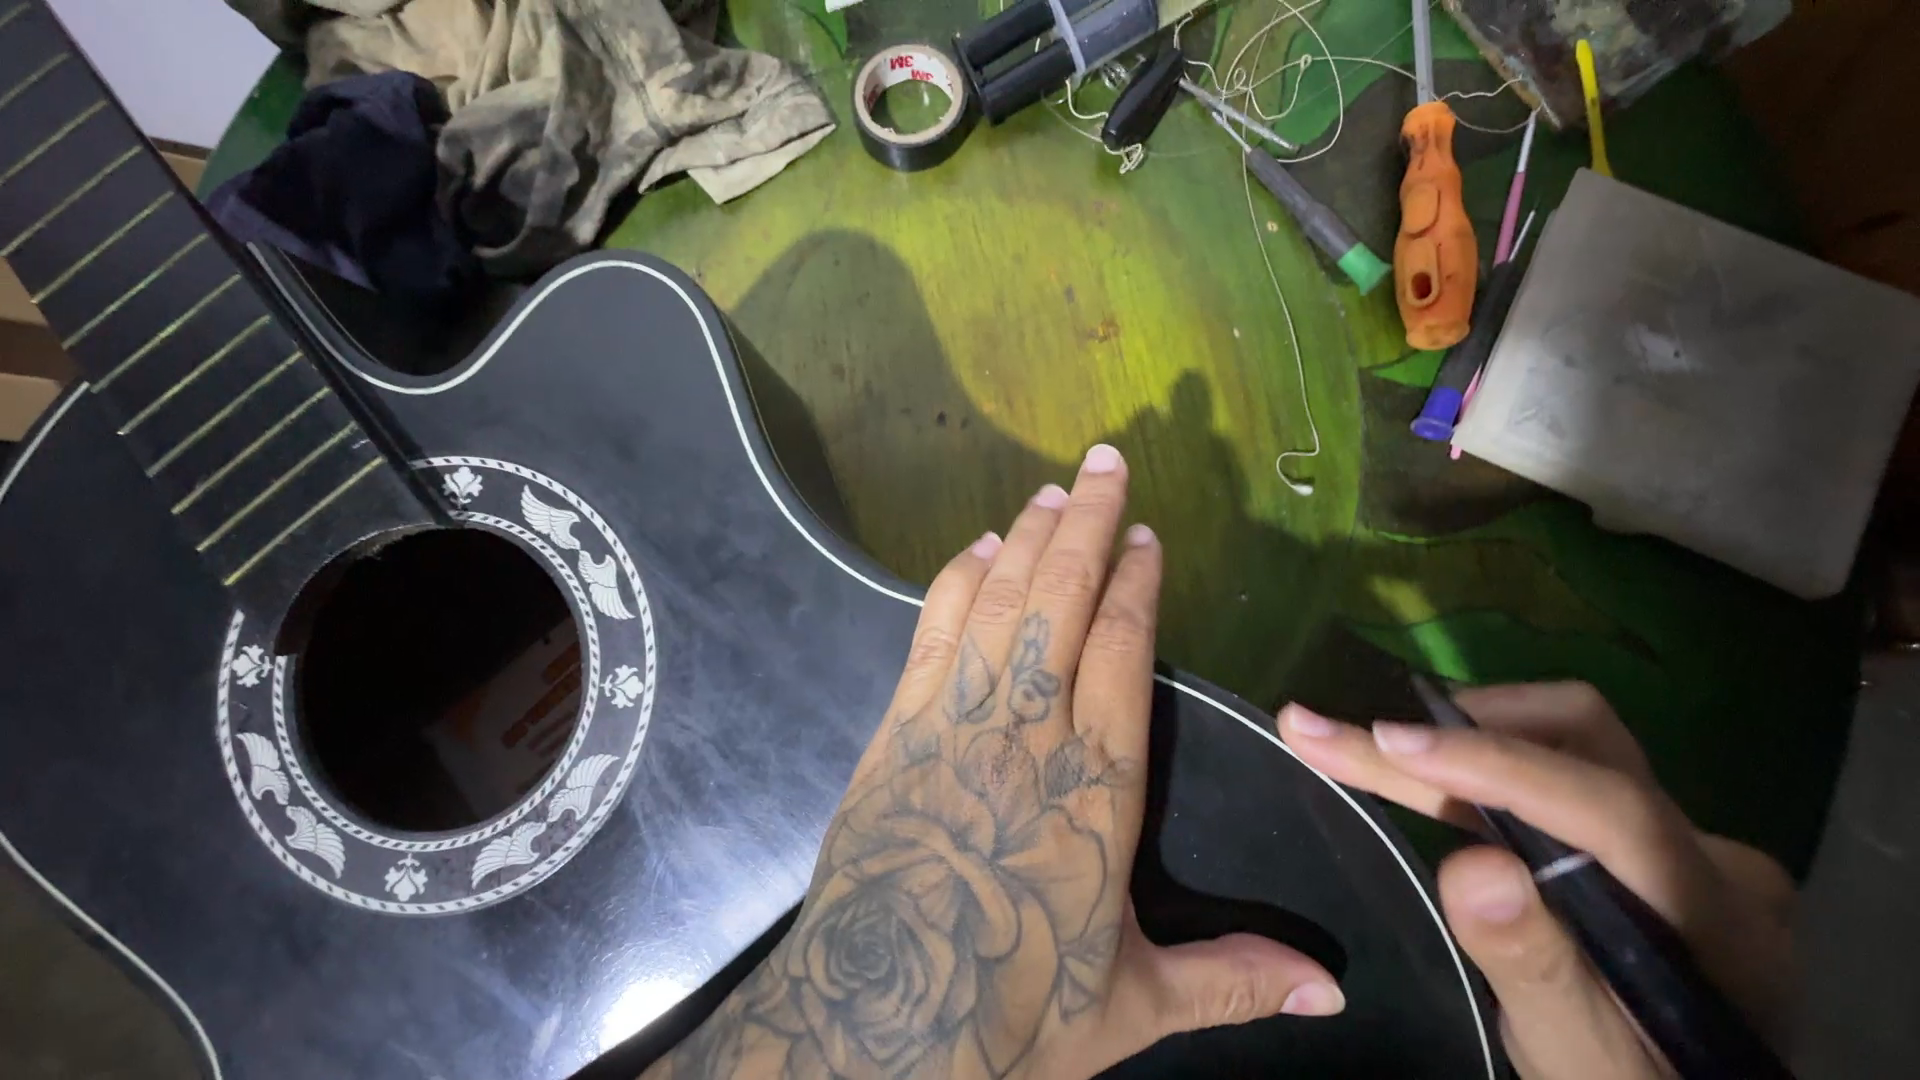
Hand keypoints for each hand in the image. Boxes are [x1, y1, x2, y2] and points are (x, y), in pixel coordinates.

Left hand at [650, 446, 1343, 1079]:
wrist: (879, 1023)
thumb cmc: (1010, 1012)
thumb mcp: (1133, 1007)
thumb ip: (1231, 979)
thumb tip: (1332, 990)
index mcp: (1098, 785)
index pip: (1122, 651)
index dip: (1136, 585)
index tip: (1149, 537)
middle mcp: (1029, 732)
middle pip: (1063, 603)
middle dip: (1089, 526)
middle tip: (1107, 462)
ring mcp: (956, 721)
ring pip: (1003, 605)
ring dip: (1030, 538)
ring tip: (1055, 488)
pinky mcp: (898, 727)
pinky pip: (934, 634)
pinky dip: (958, 582)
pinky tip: (978, 547)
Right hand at [1279, 683, 1796, 1078]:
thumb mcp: (1578, 1057)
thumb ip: (1535, 968)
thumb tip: (1474, 865)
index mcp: (1713, 912)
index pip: (1604, 806)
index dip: (1491, 763)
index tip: (1381, 739)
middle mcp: (1703, 848)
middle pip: (1575, 739)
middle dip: (1441, 734)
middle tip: (1331, 729)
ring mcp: (1672, 828)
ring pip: (1560, 730)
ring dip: (1456, 728)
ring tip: (1368, 744)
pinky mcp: (1630, 823)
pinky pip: (1550, 752)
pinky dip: (1472, 746)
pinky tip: (1420, 761)